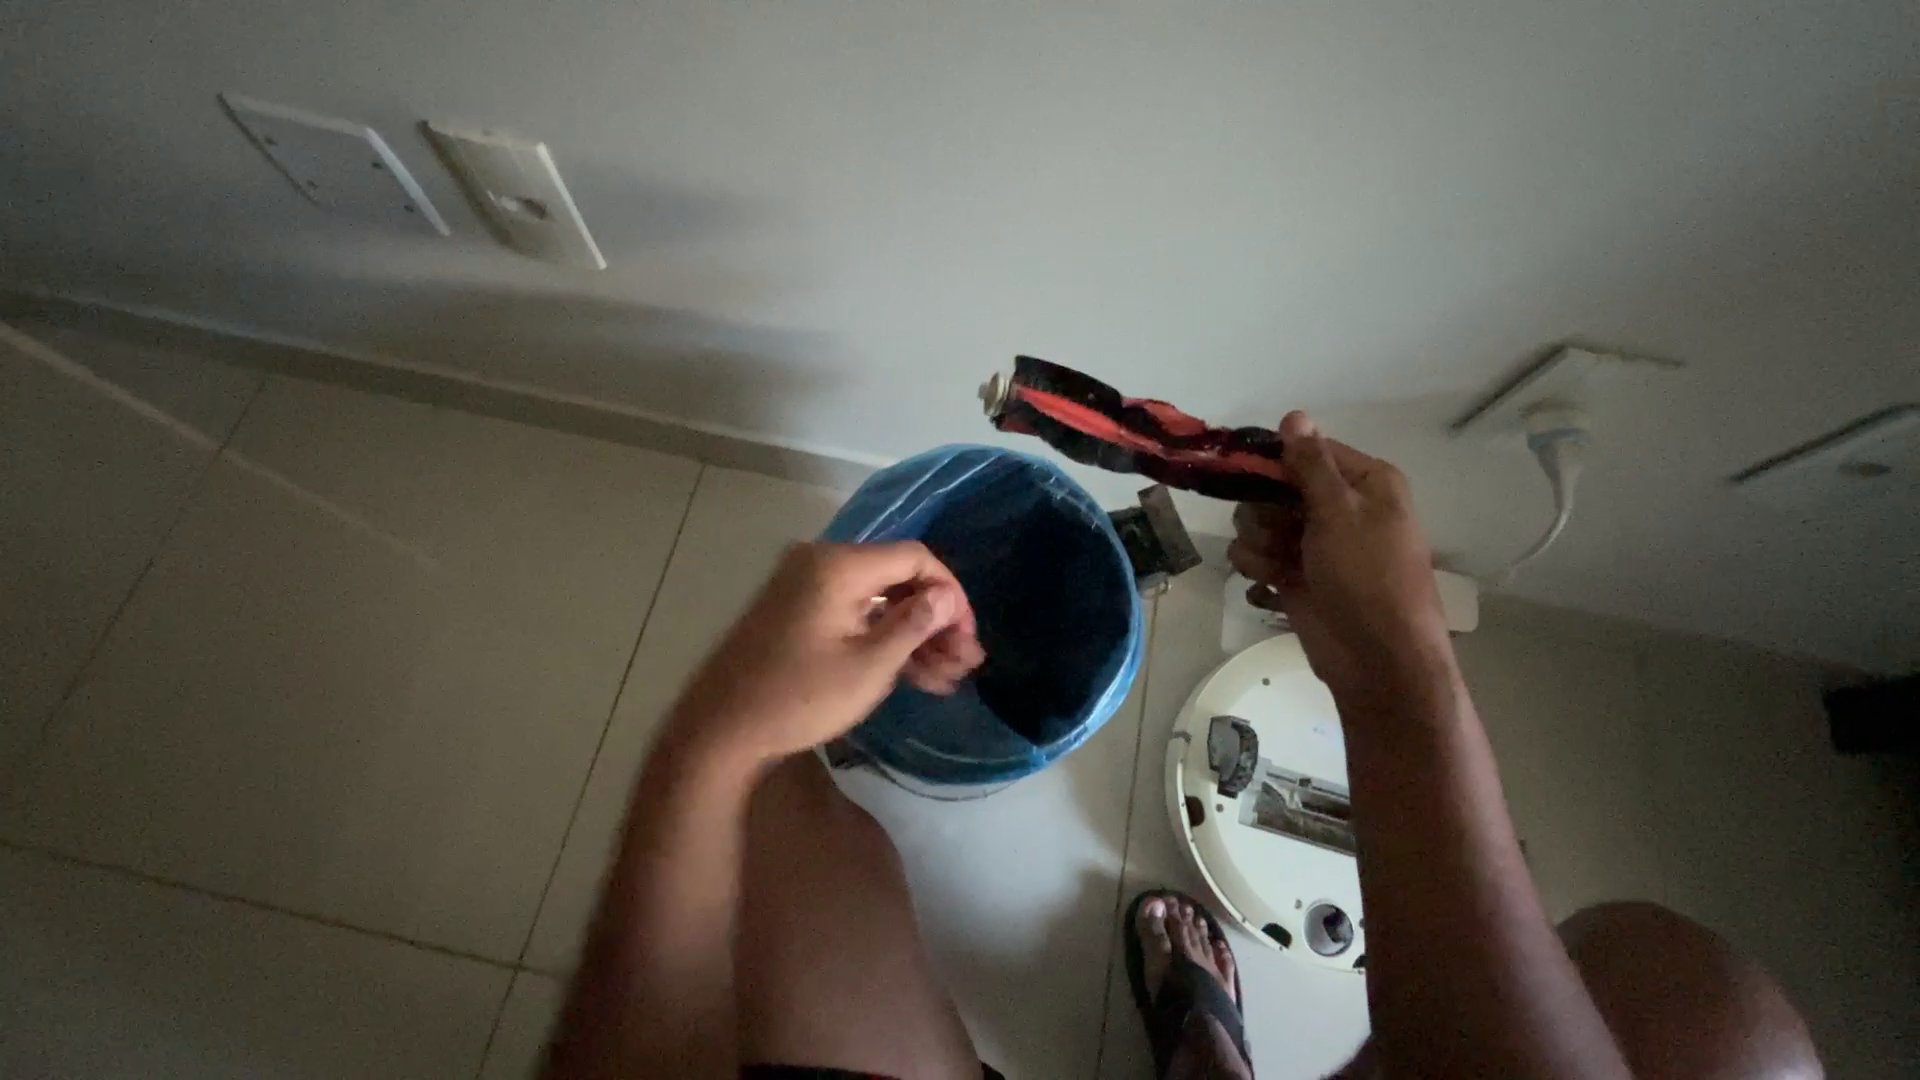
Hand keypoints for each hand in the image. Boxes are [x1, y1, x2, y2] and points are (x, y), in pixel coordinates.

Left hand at [666, 541, 985, 767]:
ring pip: (879, 601)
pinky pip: (854, 615)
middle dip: (936, 622)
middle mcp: (822, 563)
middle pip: (898, 579)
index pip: (915, 558)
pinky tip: (916, 676)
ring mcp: (807, 587)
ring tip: (948, 678)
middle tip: (965, 663)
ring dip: (914, 636)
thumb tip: (945, 597)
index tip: (967, 636)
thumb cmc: (799, 698)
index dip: (950, 594)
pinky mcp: (798, 612)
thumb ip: (914, 623)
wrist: (720, 730)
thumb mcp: (869, 666)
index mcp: (840, 565)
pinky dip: (883, 640)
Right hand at [1228, 411, 1451, 697]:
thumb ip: (1310, 465)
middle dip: (1264, 510)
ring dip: (1258, 543)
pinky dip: (1257, 568)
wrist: (1376, 658)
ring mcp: (1313, 543)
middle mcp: (1337, 507)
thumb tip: (1294, 415)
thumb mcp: (1341, 512)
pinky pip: (1254, 555)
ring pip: (1256, 522)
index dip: (1274, 461)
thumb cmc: (1368, 577)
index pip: (1307, 452)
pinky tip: (1271, 584)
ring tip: (1277, 565)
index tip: (1246, 473)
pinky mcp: (1292, 574)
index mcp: (1364, 483)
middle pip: (1273, 486)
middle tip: (1278, 531)